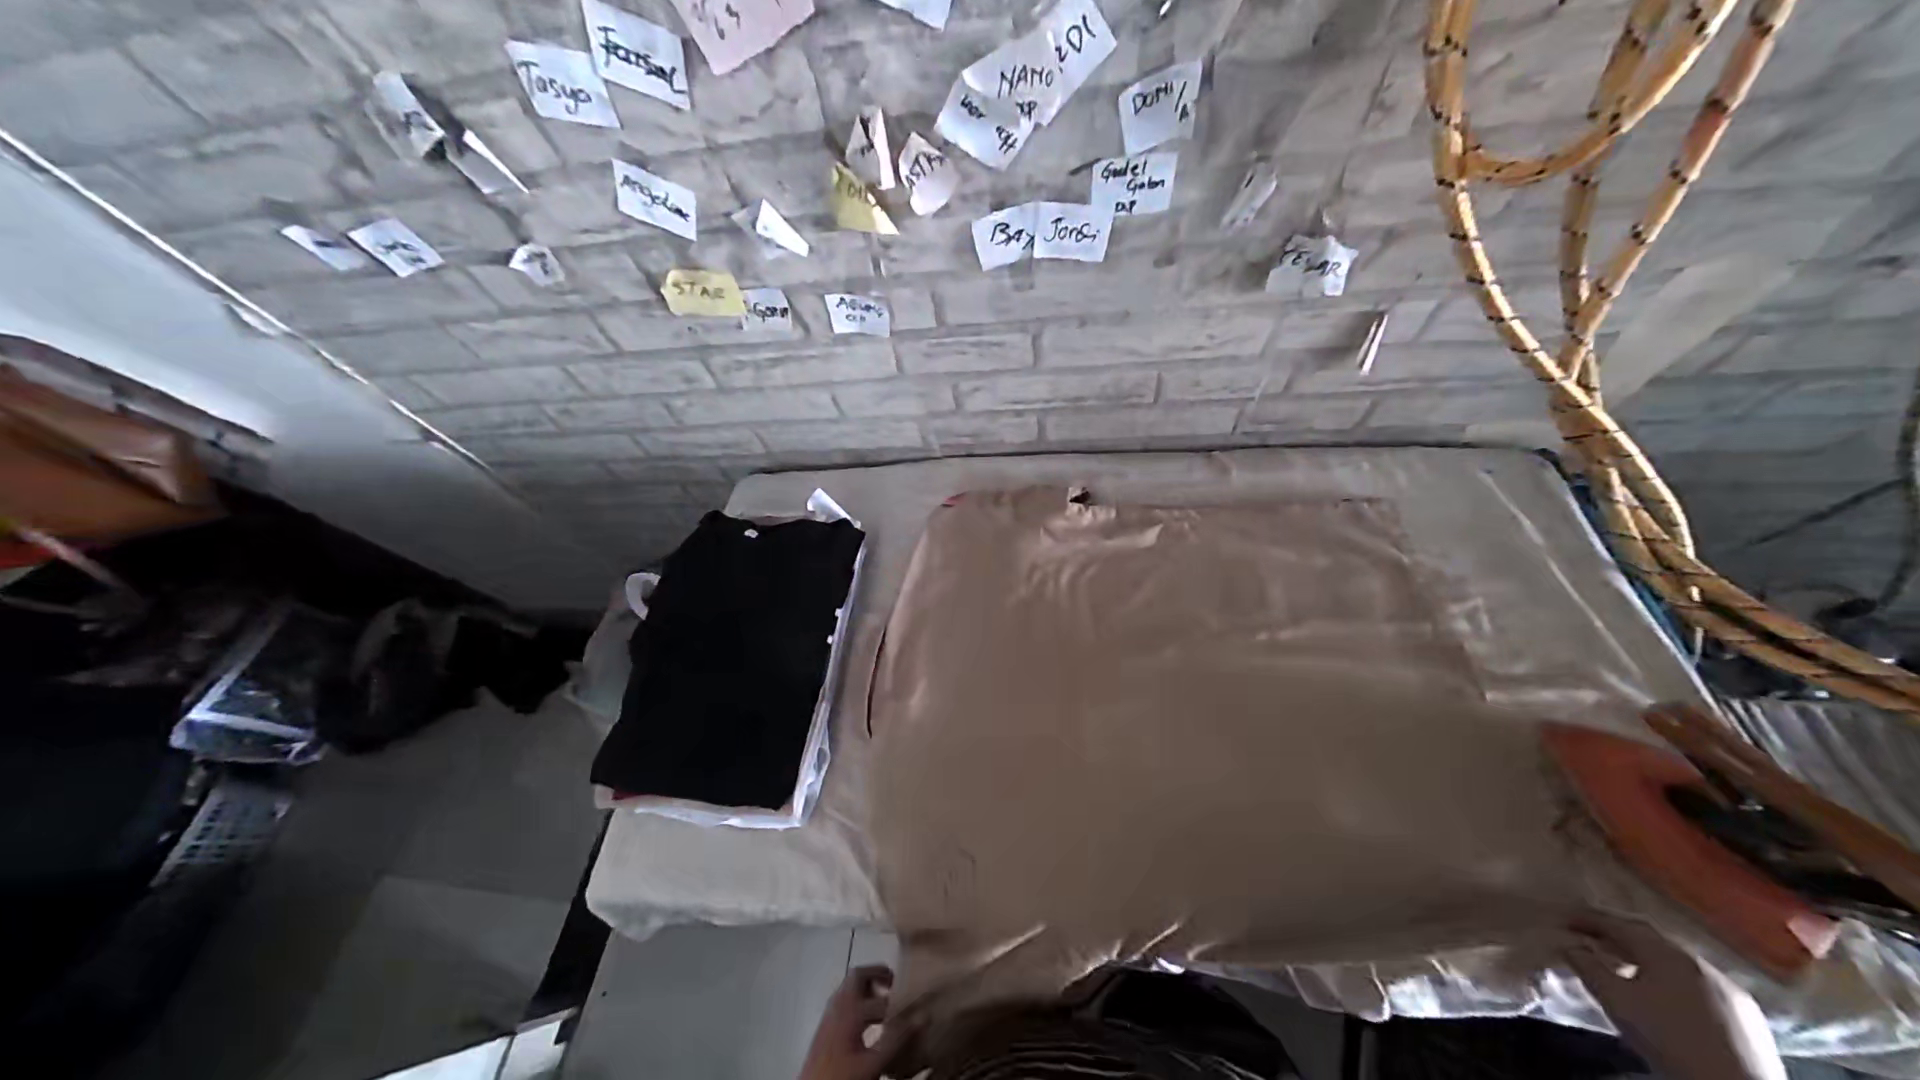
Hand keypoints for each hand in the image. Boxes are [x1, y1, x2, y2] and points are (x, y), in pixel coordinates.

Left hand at [799, 966, 907, 1079]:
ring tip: (886, 1002)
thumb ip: (896, 1040)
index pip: (882, 999)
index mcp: (850, 1010)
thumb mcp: (873, 1064)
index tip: (917, 1005)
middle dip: (878, 974)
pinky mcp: (825, 1026)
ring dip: (868, 987)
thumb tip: (922, 1017)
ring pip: (849, 987)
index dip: (901, 1002)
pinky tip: (868, 1020)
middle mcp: (837, 1005)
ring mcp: (829, 1015)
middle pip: (858, 975)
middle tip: (896, 984)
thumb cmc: (841, 1078)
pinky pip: (843, 1000)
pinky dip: (858, 999)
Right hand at [1566, 917, 1784, 1079]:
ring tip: (1622, 962)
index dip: (1588, 918)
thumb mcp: (1615, 1001)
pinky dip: (1671, 976)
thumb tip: (1570, 946)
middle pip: (1650, 938)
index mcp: (1667, 954)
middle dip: (1617, 934)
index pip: (1619, 924)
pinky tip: (1664, 992)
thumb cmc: (1668, 1039)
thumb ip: (1587, 967)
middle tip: (1589, 936)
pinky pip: (1698, 981)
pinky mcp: (1746, 1014)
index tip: (1563, 919)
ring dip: (1645, 956)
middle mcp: (1699, 962)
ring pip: (1676, 960)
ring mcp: (1729, 988)